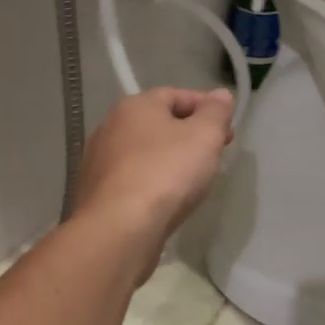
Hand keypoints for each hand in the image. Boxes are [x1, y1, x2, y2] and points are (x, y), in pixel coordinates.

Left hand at [73, 87, 234, 253]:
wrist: (119, 229)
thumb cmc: (167, 172)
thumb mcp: (205, 135)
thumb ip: (216, 112)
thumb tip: (220, 95)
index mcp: (135, 106)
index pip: (177, 95)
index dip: (207, 108)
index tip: (227, 129)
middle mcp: (110, 127)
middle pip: (159, 124)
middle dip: (190, 135)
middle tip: (215, 153)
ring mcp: (99, 162)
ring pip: (146, 153)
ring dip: (171, 159)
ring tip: (195, 179)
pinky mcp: (97, 194)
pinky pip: (134, 179)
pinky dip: (154, 182)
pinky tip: (169, 199)